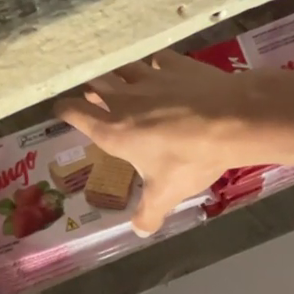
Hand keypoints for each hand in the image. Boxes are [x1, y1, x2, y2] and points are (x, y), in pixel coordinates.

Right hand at [55, 50, 264, 236]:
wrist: (232, 120)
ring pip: (123, 69)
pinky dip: (154, 67)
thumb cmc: (189, 159)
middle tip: (94, 98)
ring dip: (119, 75)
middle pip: (96, 85)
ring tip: (122, 83)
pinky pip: (156, 61)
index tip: (61, 111)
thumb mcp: (166, 194)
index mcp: (114, 131)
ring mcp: (149, 78)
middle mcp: (124, 100)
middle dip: (92, 91)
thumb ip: (148, 214)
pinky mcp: (175, 65)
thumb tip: (140, 232)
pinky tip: (160, 72)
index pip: (76, 113)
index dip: (65, 111)